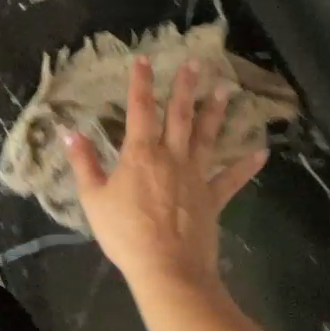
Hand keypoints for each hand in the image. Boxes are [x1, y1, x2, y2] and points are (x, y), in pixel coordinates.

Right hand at [62, 56, 266, 294]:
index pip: (139, 109)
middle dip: (185, 87)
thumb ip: (83, 162)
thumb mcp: (93, 198)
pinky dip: (246, 165)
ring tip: (224, 90)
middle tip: (196, 63)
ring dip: (215, 112)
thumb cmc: (126, 233)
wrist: (168, 271)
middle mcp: (171, 156)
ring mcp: (196, 177)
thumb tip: (69, 131)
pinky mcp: (213, 199)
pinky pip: (231, 179)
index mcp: (140, 153)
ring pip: (206, 138)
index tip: (143, 59)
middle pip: (179, 115)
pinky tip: (260, 151)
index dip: (140, 83)